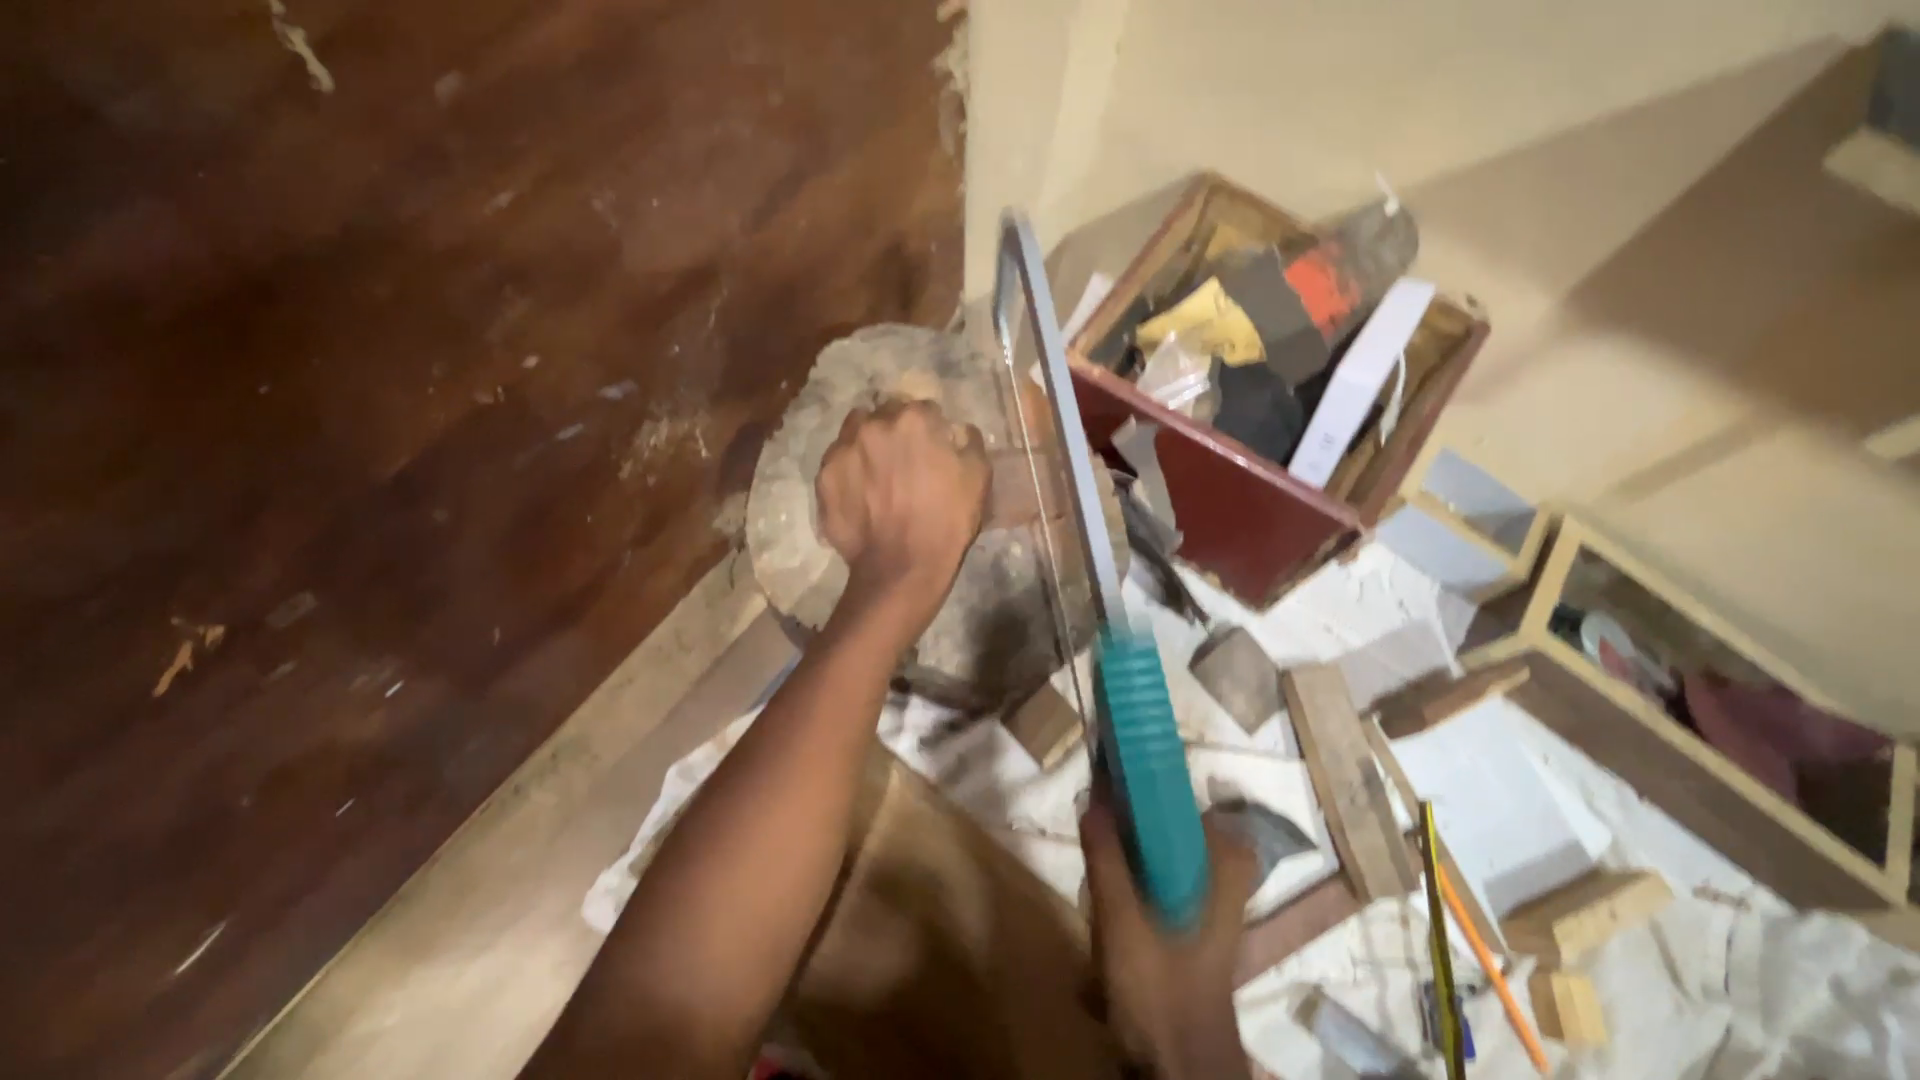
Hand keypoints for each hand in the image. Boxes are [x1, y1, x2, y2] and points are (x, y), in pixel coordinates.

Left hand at [815, 397, 989, 636]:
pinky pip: (838, 463)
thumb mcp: (978, 477)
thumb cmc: (947, 522)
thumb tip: (957, 430)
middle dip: (895, 430)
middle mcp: (873, 425)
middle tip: (903, 460)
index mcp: (913, 419)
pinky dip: (849, 471)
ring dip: (867, 443)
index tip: (933, 448)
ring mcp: (843, 450)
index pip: (923, 409)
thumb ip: (968, 441)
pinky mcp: (823, 477)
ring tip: (876, 471)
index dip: (930, 428)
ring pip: (855, 432)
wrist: (901, 568)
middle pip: (885, 415)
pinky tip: (859, 493)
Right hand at [1081, 798, 1258, 1079]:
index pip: (1178, 797)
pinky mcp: (1194, 923)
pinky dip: (1130, 891)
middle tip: (1094, 849)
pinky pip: (1155, 884)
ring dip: (1123, 867)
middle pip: (1164, 826)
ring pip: (1157, 856)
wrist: (1183, 1064)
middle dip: (1123, 837)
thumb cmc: (1160, 989)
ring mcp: (1212, 899)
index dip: (1138, 786)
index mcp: (1225, 860)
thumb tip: (1091, 796)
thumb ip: (1106, 859)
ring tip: (1100, 899)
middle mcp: (1226, 872)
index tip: (1100, 781)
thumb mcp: (1123, 921)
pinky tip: (1108, 923)